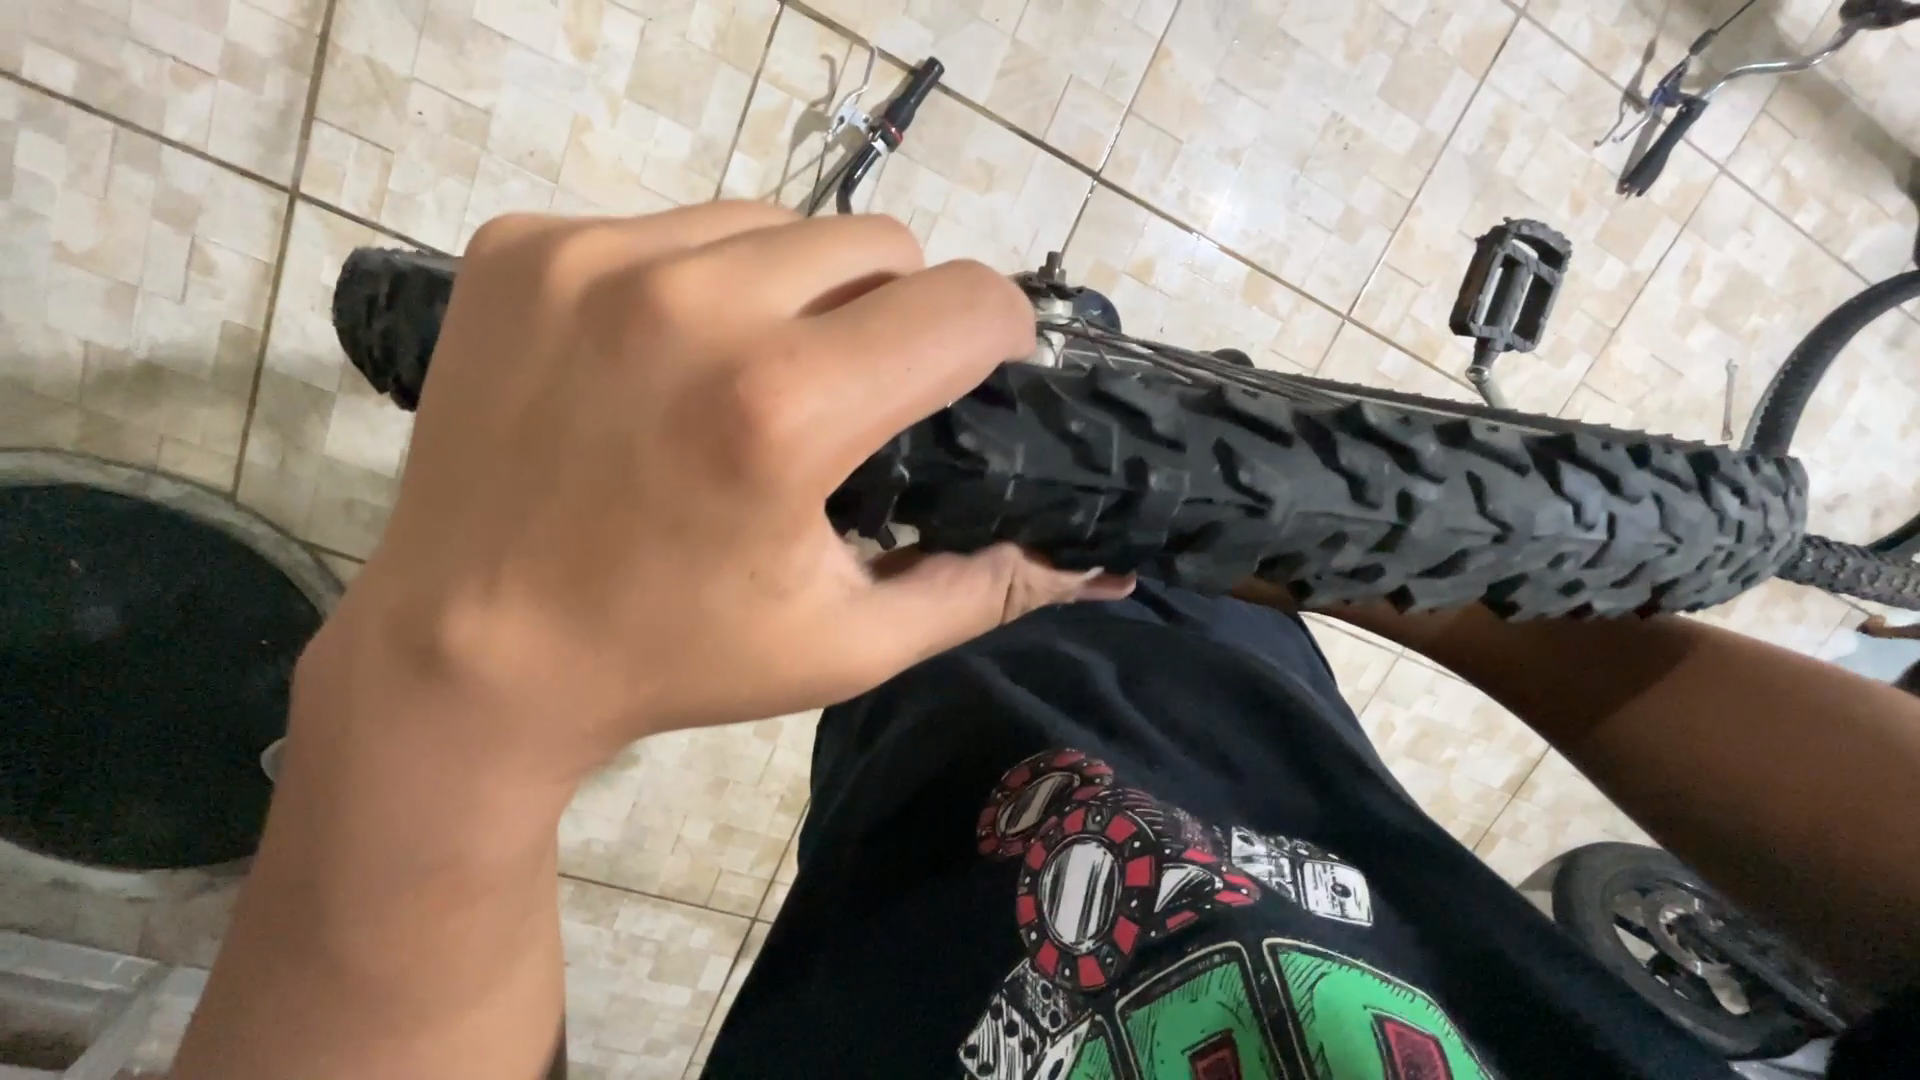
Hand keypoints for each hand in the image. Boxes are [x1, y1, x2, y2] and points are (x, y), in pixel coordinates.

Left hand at [303, 204, 1130, 787]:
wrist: (466, 654)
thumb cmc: (676, 659)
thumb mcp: (850, 643)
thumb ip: (986, 587)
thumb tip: (1100, 565)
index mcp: (780, 411)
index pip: (965, 304)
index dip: (995, 341)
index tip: (971, 383)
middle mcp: (689, 304)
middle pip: (881, 246)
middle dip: (898, 316)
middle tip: (856, 398)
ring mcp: (592, 258)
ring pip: (778, 226)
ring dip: (802, 292)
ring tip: (758, 378)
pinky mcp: (524, 245)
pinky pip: (675, 227)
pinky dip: (704, 282)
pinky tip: (666, 363)